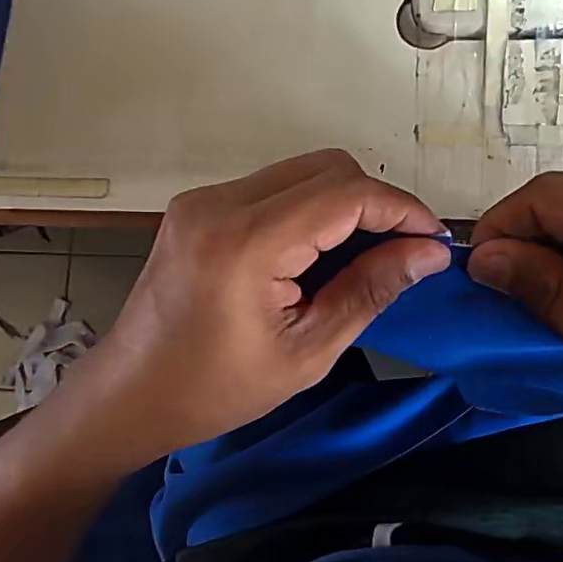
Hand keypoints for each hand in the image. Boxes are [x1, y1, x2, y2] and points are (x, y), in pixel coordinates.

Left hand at [58, 150, 450, 465]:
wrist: (130, 395)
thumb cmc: (216, 390)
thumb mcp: (307, 352)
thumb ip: (370, 291)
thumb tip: (427, 253)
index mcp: (245, 244)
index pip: (344, 193)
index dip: (400, 208)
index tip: (432, 240)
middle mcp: (219, 203)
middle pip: (326, 167)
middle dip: (375, 202)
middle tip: (399, 253)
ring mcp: (204, 199)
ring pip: (302, 171)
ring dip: (343, 205)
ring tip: (360, 259)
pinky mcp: (199, 206)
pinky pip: (274, 188)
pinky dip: (310, 210)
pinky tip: (317, 255)